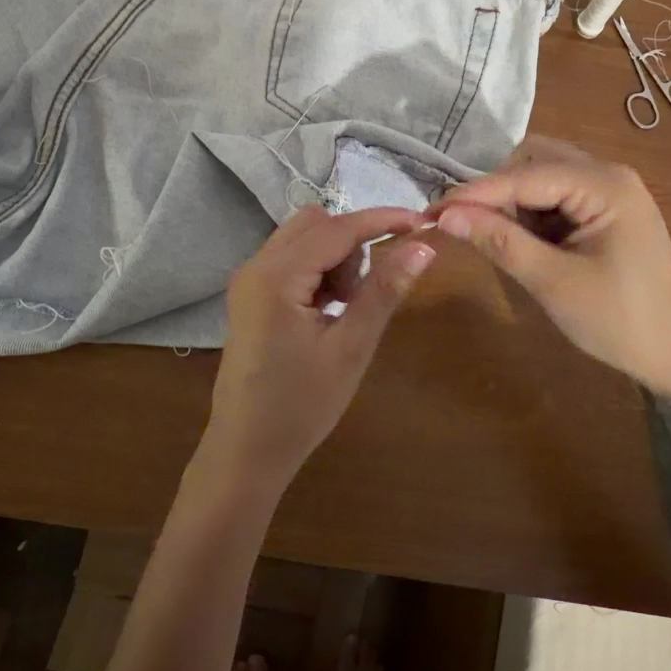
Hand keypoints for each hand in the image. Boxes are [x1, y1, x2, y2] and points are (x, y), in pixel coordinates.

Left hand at [205, 206, 436, 486]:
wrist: (247, 449)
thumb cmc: (301, 405)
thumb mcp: (351, 347)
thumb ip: (384, 291)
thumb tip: (423, 247)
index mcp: (276, 276)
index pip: (338, 229)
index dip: (383, 221)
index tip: (423, 224)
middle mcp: (255, 266)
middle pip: (316, 224)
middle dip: (352, 245)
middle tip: (364, 294)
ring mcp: (249, 281)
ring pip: (303, 240)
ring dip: (335, 259)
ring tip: (345, 310)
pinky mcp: (251, 297)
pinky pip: (291, 262)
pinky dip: (318, 273)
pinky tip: (328, 314)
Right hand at [430, 138, 670, 396]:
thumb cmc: (619, 321)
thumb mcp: (552, 282)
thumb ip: (500, 242)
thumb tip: (446, 215)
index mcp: (605, 185)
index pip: (524, 174)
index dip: (475, 192)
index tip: (430, 210)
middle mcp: (609, 176)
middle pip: (535, 161)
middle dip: (495, 190)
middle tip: (462, 225)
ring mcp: (612, 194)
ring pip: (544, 177)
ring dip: (513, 202)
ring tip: (491, 239)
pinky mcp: (608, 215)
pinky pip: (559, 199)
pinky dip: (532, 214)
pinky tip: (520, 243)